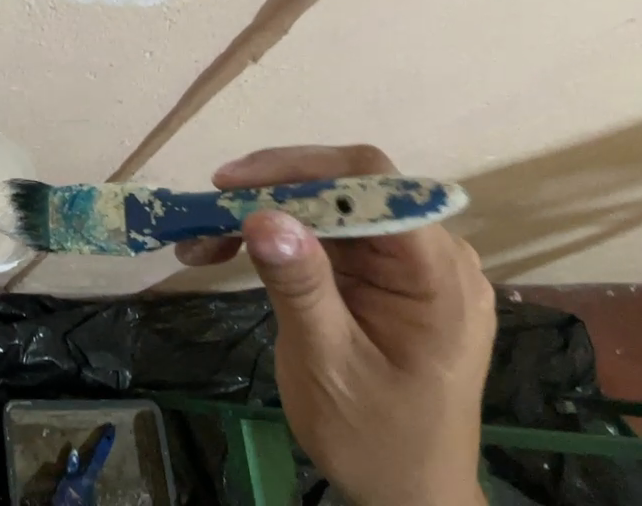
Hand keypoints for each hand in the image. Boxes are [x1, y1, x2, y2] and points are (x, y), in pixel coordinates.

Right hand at [177, 146, 494, 505]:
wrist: (408, 498)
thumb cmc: (375, 440)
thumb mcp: (328, 364)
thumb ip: (300, 286)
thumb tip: (261, 216)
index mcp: (437, 275)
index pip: (374, 184)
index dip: (302, 169)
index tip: (233, 185)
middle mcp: (431, 256)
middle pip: (347, 188)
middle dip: (271, 192)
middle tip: (208, 212)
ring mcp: (406, 266)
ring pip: (327, 208)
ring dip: (264, 215)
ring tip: (204, 240)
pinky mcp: (381, 277)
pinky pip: (325, 237)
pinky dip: (276, 239)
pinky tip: (227, 252)